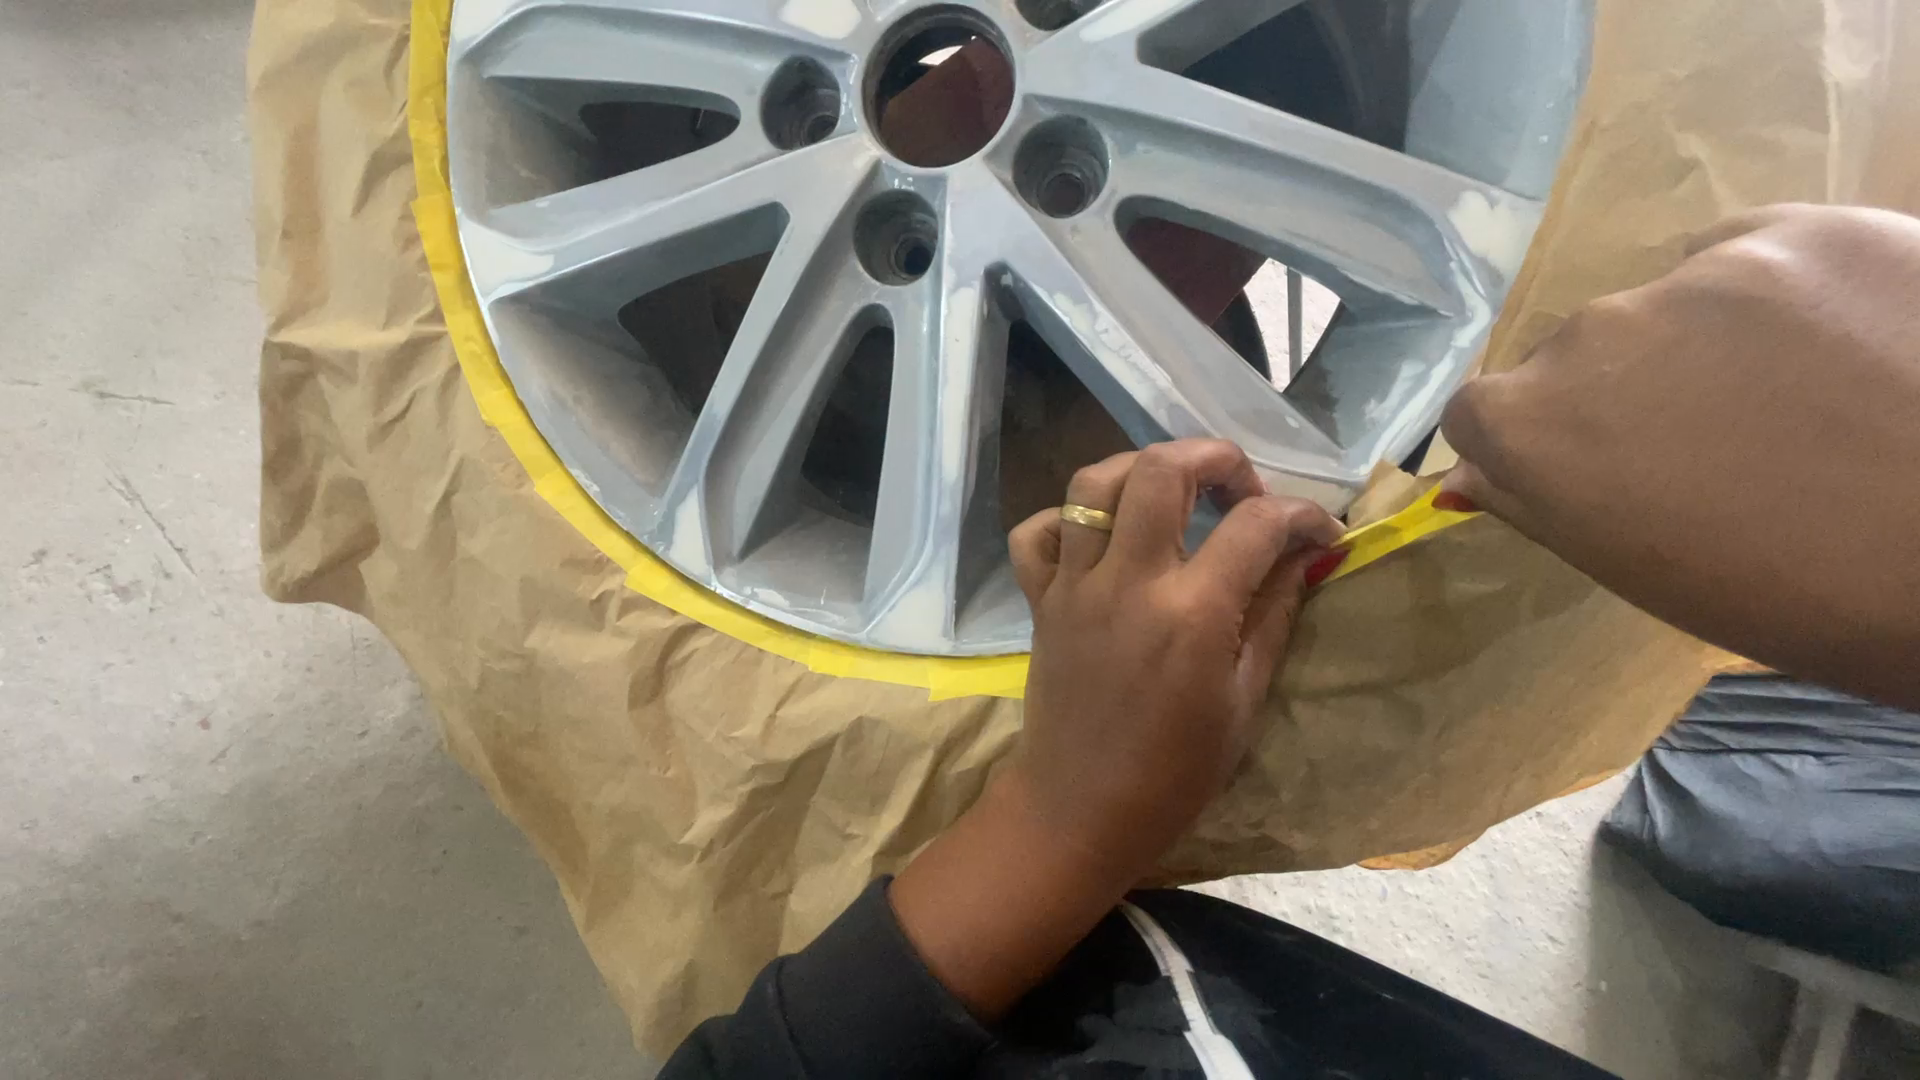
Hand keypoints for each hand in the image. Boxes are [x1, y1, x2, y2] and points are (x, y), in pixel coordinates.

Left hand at [890, 440, 1340, 1020]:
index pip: (1257, 524)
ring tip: (1171, 494)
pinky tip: (1097, 537)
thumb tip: (1303, 555)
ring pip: (1091, 483)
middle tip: (1239, 489)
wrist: (1080, 807)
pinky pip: (1035, 533)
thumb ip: (1272, 614)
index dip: (1302, 514)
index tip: (1319, 531)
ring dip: (1139, 470)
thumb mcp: (1243, 699)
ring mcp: (1074, 585)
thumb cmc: (1174, 772)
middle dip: (1213, 457)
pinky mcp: (1039, 599)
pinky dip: (1065, 519)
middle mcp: (1128, 581)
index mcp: (1191, 613)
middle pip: (1161, 470)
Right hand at [1440, 204, 1919, 708]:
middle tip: (1698, 442)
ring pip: (1654, 305)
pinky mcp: (1809, 231)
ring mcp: (1696, 277)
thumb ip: (1527, 498)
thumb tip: (1469, 474)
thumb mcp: (1620, 559)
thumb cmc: (1780, 589)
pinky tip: (1822, 338)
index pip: (1478, 413)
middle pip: (1567, 357)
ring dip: (1685, 342)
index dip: (1527, 442)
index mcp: (1523, 422)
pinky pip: (1742, 251)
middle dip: (1609, 392)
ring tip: (1782, 391)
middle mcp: (1584, 334)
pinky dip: (1759, 291)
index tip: (1586, 468)